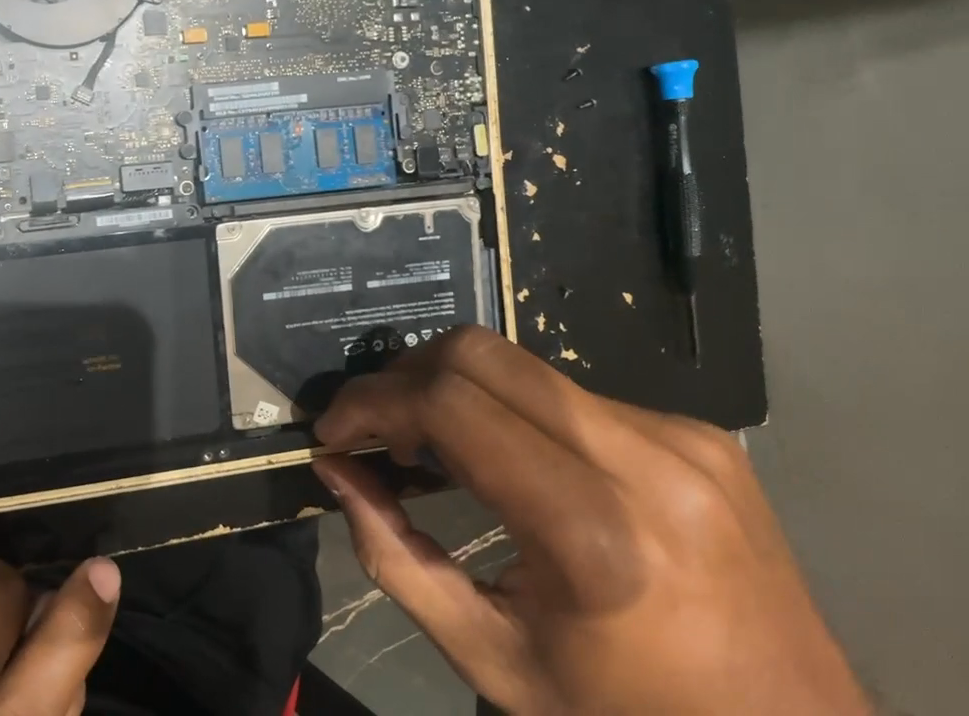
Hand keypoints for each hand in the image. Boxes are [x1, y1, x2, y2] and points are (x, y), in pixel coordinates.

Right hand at [312, 325, 868, 715]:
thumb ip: (394, 555)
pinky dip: (507, 408)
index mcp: (592, 532)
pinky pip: (568, 391)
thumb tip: (334, 468)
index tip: (334, 433)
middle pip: (480, 354)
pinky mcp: (700, 434)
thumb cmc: (625, 714)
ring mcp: (683, 439)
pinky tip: (503, 460)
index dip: (371, 402)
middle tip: (375, 431)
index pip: (449, 405)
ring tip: (429, 446)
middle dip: (401, 378)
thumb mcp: (489, 655)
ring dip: (451, 389)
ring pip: (521, 364)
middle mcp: (645, 462)